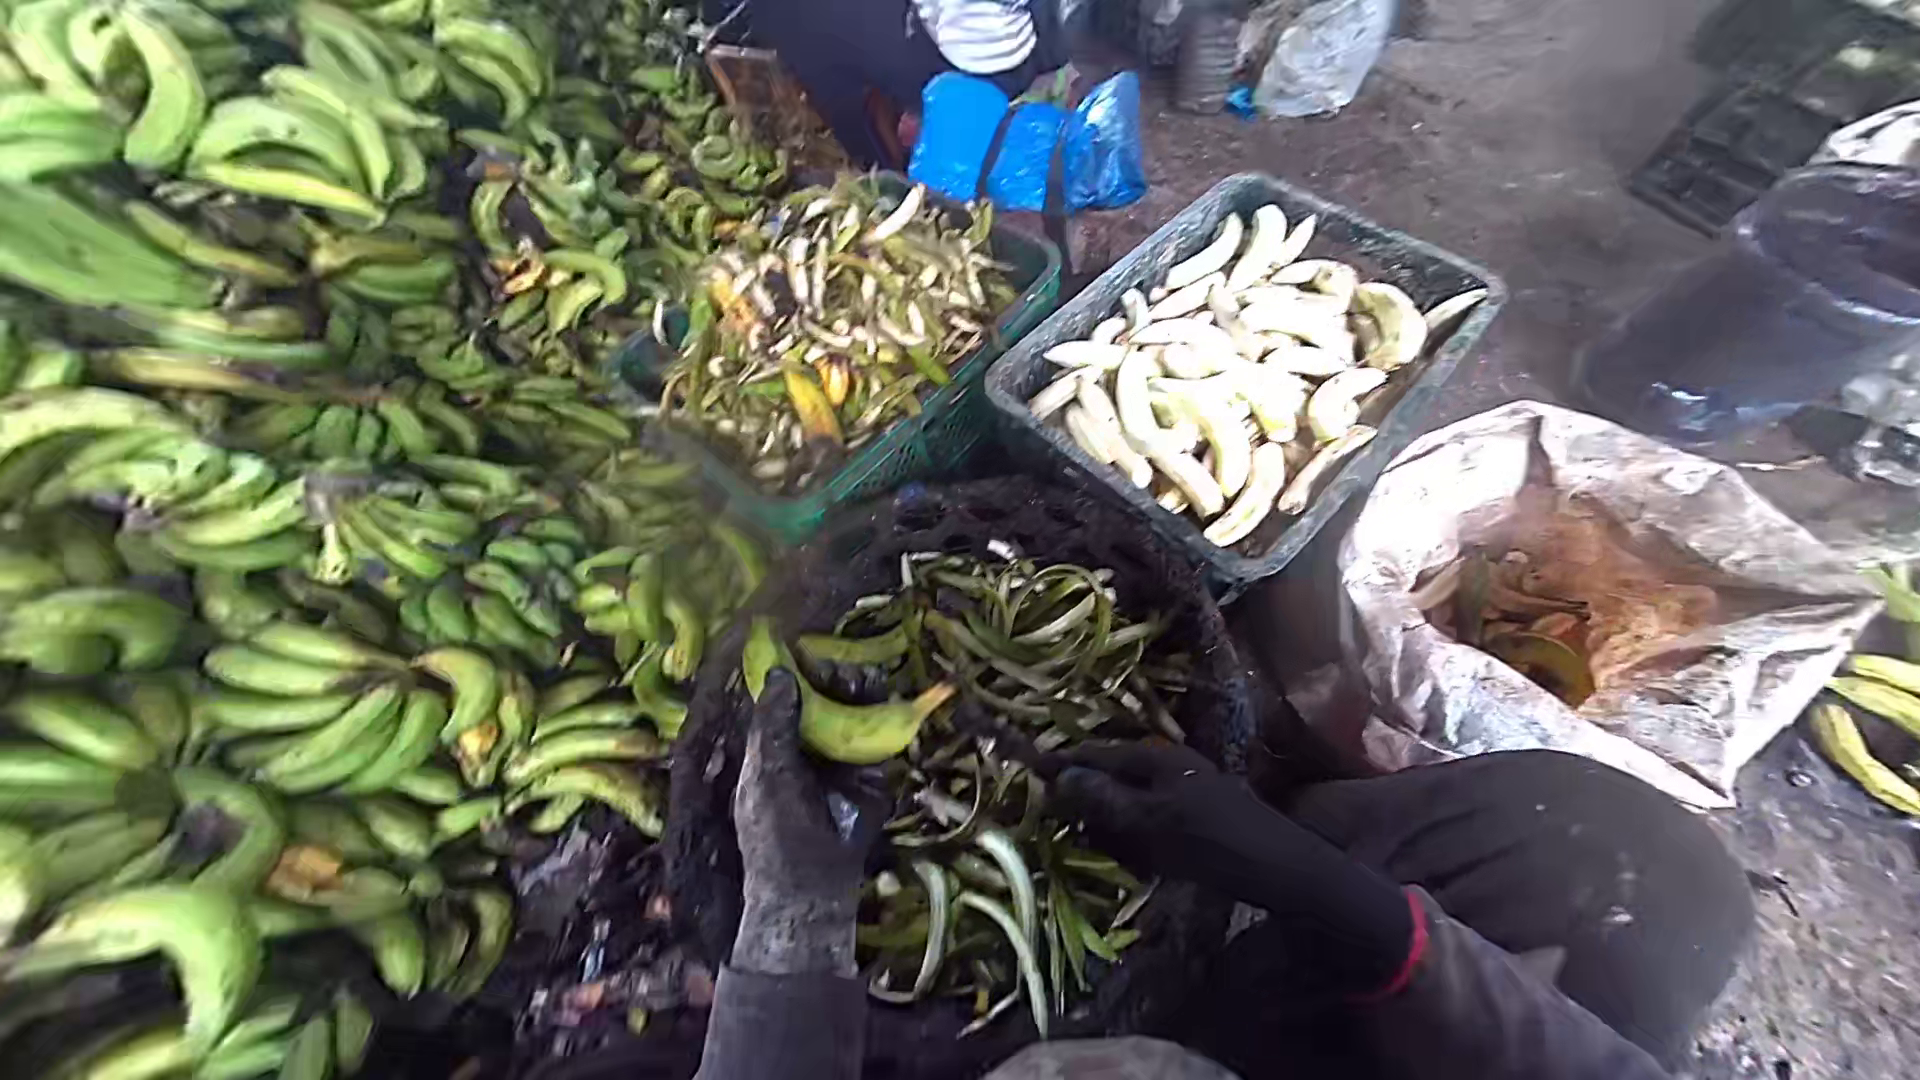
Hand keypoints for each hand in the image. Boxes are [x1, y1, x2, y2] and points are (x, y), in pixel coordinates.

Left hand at [731, 670, 887, 975]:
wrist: (813, 878)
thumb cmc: (776, 827)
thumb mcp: (766, 771)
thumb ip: (773, 722)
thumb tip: (779, 673)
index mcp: (780, 741)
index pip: (790, 696)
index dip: (796, 672)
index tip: (802, 649)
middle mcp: (814, 741)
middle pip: (827, 695)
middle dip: (830, 676)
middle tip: (832, 668)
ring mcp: (846, 751)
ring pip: (856, 706)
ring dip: (857, 686)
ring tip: (855, 678)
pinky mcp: (875, 764)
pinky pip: (882, 727)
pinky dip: (884, 705)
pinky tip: (880, 691)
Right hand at [1045, 741, 1415, 998]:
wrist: (1286, 871)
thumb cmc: (1214, 841)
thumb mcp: (1151, 821)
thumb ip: (1104, 799)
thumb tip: (1059, 777)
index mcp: (1153, 758)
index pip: (1094, 754)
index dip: (1062, 763)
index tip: (1030, 772)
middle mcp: (1165, 766)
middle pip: (1109, 775)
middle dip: (1083, 795)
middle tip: (1057, 818)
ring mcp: (1181, 789)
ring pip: (1128, 798)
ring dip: (1106, 818)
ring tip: (1088, 841)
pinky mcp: (1192, 815)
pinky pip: (1149, 818)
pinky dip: (1132, 834)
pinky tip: (1128, 855)